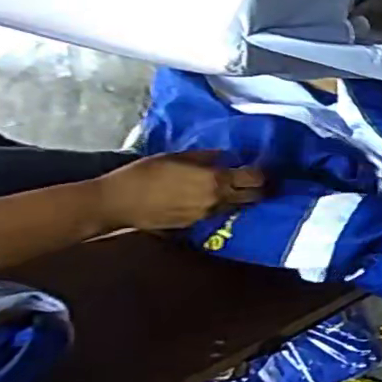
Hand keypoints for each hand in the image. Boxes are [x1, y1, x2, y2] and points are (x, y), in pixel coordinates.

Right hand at [91, 151, 265, 231]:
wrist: (117, 203)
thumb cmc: (145, 173)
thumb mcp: (177, 156)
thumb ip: (207, 157)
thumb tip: (227, 156)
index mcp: (215, 180)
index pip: (254, 178)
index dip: (263, 173)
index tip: (264, 167)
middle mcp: (217, 199)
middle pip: (254, 197)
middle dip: (261, 189)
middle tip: (260, 181)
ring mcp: (207, 215)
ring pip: (237, 206)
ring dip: (242, 198)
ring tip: (240, 189)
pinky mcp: (195, 224)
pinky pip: (218, 213)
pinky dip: (222, 206)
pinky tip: (215, 199)